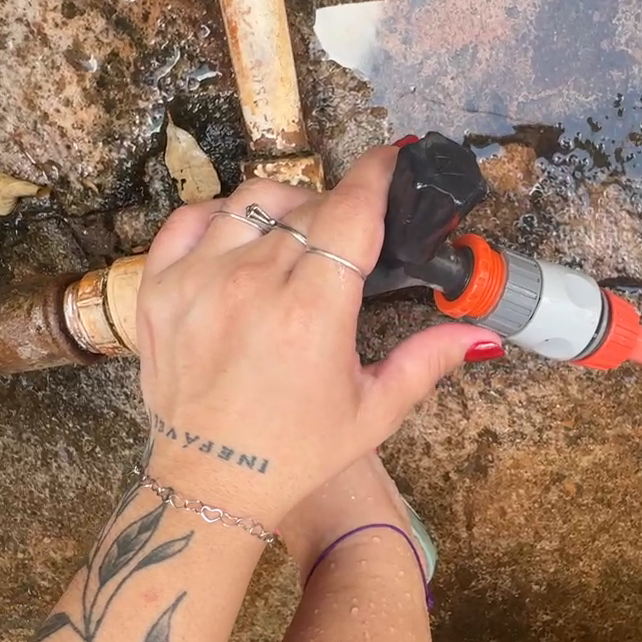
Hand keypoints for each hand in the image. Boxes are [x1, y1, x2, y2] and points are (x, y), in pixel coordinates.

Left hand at [133, 147, 499, 524]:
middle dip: (340, 210)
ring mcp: (197, 282)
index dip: (376, 175)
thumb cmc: (298, 451)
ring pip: (251, 201)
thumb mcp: (375, 412)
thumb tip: (482, 335)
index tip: (392, 159)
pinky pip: (191, 219)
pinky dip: (224, 216)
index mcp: (311, 314)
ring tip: (302, 237)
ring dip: (287, 207)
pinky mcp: (159, 289)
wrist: (212, 482)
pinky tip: (244, 240)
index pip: (350, 212)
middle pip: (308, 208)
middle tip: (353, 240)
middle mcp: (251, 286)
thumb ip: (428, 362)